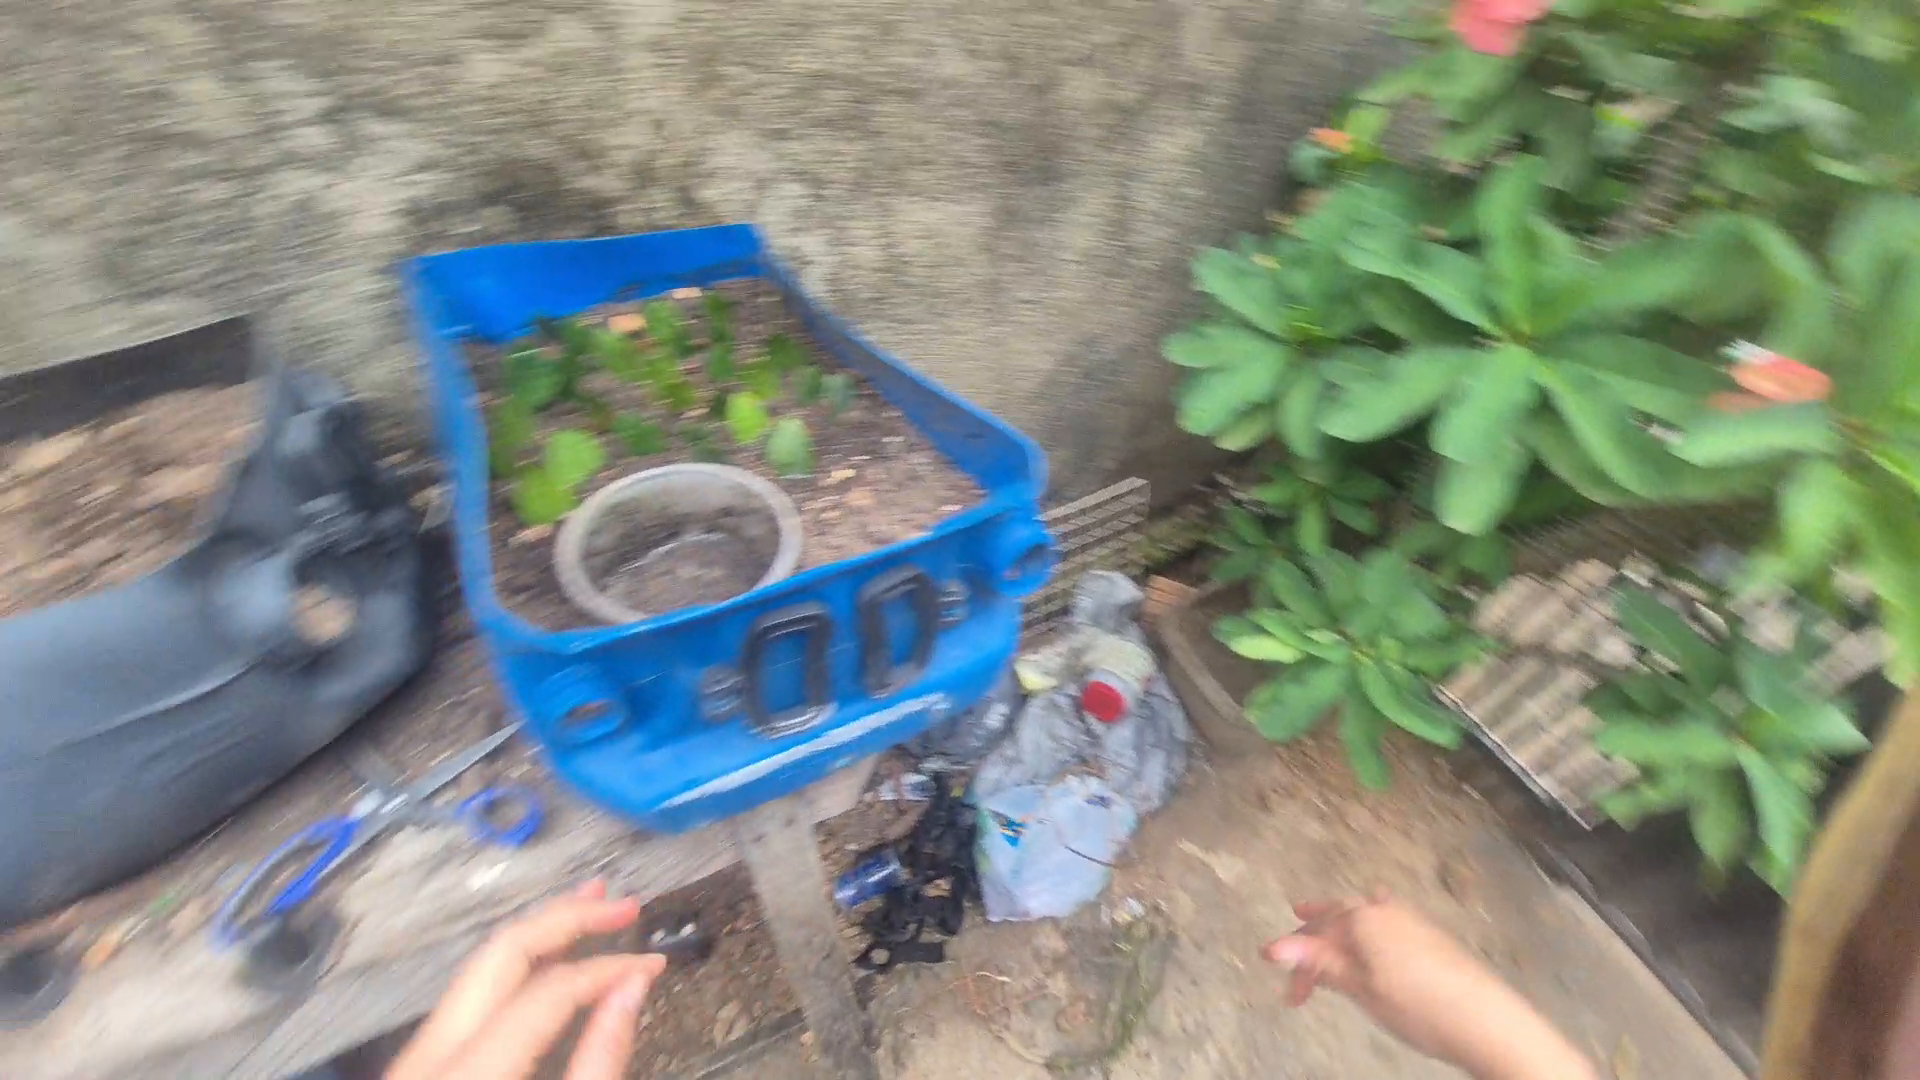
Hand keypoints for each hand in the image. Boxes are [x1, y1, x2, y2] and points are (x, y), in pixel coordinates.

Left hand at [387, 881, 666, 1079]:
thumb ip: (599, 1063)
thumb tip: (635, 985)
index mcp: (465, 1077)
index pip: (549, 991)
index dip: (609, 969)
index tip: (656, 968)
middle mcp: (424, 1059)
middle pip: (501, 955)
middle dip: (569, 919)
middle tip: (628, 904)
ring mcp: (411, 1065)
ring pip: (480, 967)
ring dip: (543, 930)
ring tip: (594, 900)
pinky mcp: (415, 1072)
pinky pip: (472, 995)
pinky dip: (519, 963)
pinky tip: (551, 951)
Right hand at [1263, 892, 1594, 1079]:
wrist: (1490, 1022)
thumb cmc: (1417, 1005)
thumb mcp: (1360, 987)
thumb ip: (1317, 962)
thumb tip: (1271, 947)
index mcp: (1360, 918)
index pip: (1314, 933)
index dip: (1296, 960)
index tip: (1289, 995)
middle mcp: (1380, 909)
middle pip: (1335, 919)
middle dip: (1312, 939)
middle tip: (1293, 963)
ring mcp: (1408, 918)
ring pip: (1360, 917)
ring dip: (1338, 929)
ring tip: (1321, 928)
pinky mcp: (1429, 934)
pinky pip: (1384, 918)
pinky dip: (1368, 923)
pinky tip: (1375, 917)